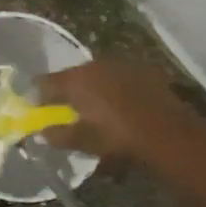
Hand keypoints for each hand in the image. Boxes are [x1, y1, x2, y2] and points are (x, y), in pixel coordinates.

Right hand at [36, 59, 205, 166]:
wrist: (169, 132)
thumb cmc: (119, 137)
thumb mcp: (84, 141)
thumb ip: (58, 135)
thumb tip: (42, 132)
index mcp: (75, 80)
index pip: (45, 83)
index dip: (37, 95)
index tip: (36, 107)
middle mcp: (95, 65)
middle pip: (72, 76)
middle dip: (68, 91)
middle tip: (68, 109)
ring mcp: (121, 65)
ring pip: (97, 75)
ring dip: (93, 88)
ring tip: (97, 108)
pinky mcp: (144, 70)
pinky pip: (119, 77)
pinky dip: (115, 88)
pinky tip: (122, 104)